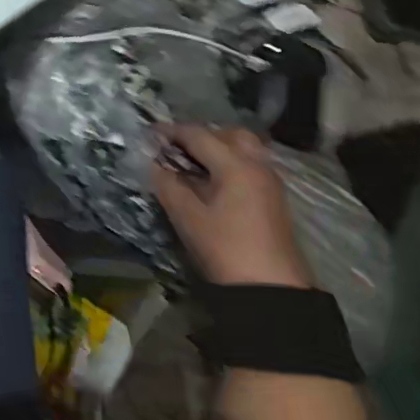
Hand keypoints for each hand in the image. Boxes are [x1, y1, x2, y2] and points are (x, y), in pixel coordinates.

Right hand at [150, 125, 310, 288]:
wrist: (270, 287)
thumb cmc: (224, 246)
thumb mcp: (186, 215)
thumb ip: (167, 183)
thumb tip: (154, 164)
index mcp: (236, 166)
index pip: (200, 136)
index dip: (171, 132)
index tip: (148, 134)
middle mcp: (257, 166)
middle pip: (230, 135)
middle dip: (201, 135)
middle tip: (174, 147)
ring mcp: (269, 183)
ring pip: (244, 150)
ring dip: (216, 148)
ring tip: (189, 162)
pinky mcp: (272, 198)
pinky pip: (249, 166)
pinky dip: (228, 162)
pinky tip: (208, 179)